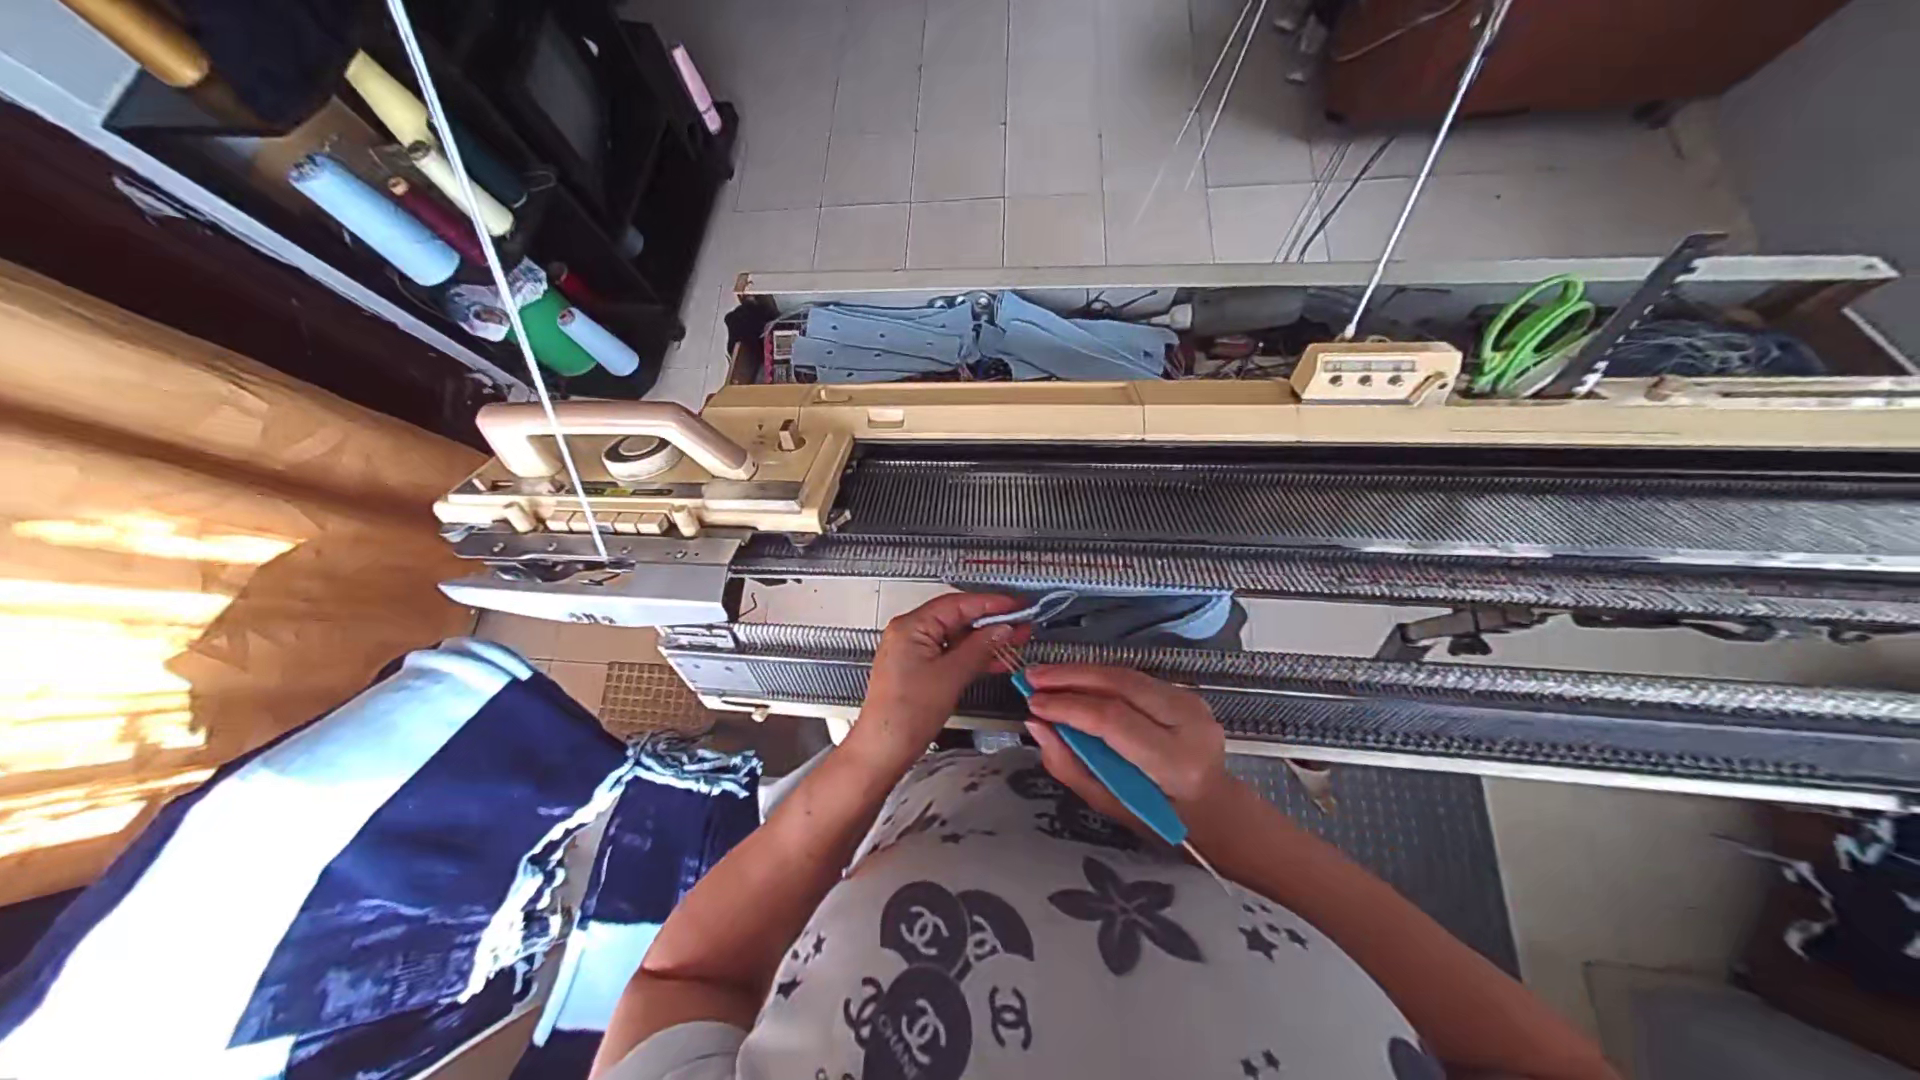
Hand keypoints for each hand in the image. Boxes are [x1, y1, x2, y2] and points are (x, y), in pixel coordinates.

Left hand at [850, 593, 1029, 772]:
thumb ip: (980, 648)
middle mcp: (908, 633)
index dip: (991, 603)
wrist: (884, 749)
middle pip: (956, 617)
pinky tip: (994, 659)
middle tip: (1020, 624)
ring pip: (955, 637)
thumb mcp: (952, 676)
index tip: (1015, 605)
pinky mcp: (917, 669)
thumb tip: (1001, 629)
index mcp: (910, 626)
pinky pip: (949, 653)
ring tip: (1013, 641)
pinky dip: (971, 655)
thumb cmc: (904, 714)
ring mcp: (912, 651)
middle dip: (991, 622)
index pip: (957, 603)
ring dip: (984, 640)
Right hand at [1022, 665, 1233, 825]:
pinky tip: (1072, 680)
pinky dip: (1098, 677)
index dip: (1069, 707)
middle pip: (1120, 684)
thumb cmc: (1163, 818)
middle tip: (1031, 678)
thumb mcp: (1112, 805)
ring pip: (1125, 674)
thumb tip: (1036, 726)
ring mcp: (1192, 702)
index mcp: (1175, 762)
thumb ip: (1070, 766)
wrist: (1217, 809)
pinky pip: (1132, 678)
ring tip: (1043, 676)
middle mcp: (1189, 723)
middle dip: (1070, 677)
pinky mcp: (1185, 692)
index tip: (1033, 703)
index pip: (1113, 720)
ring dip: (1080, 672)